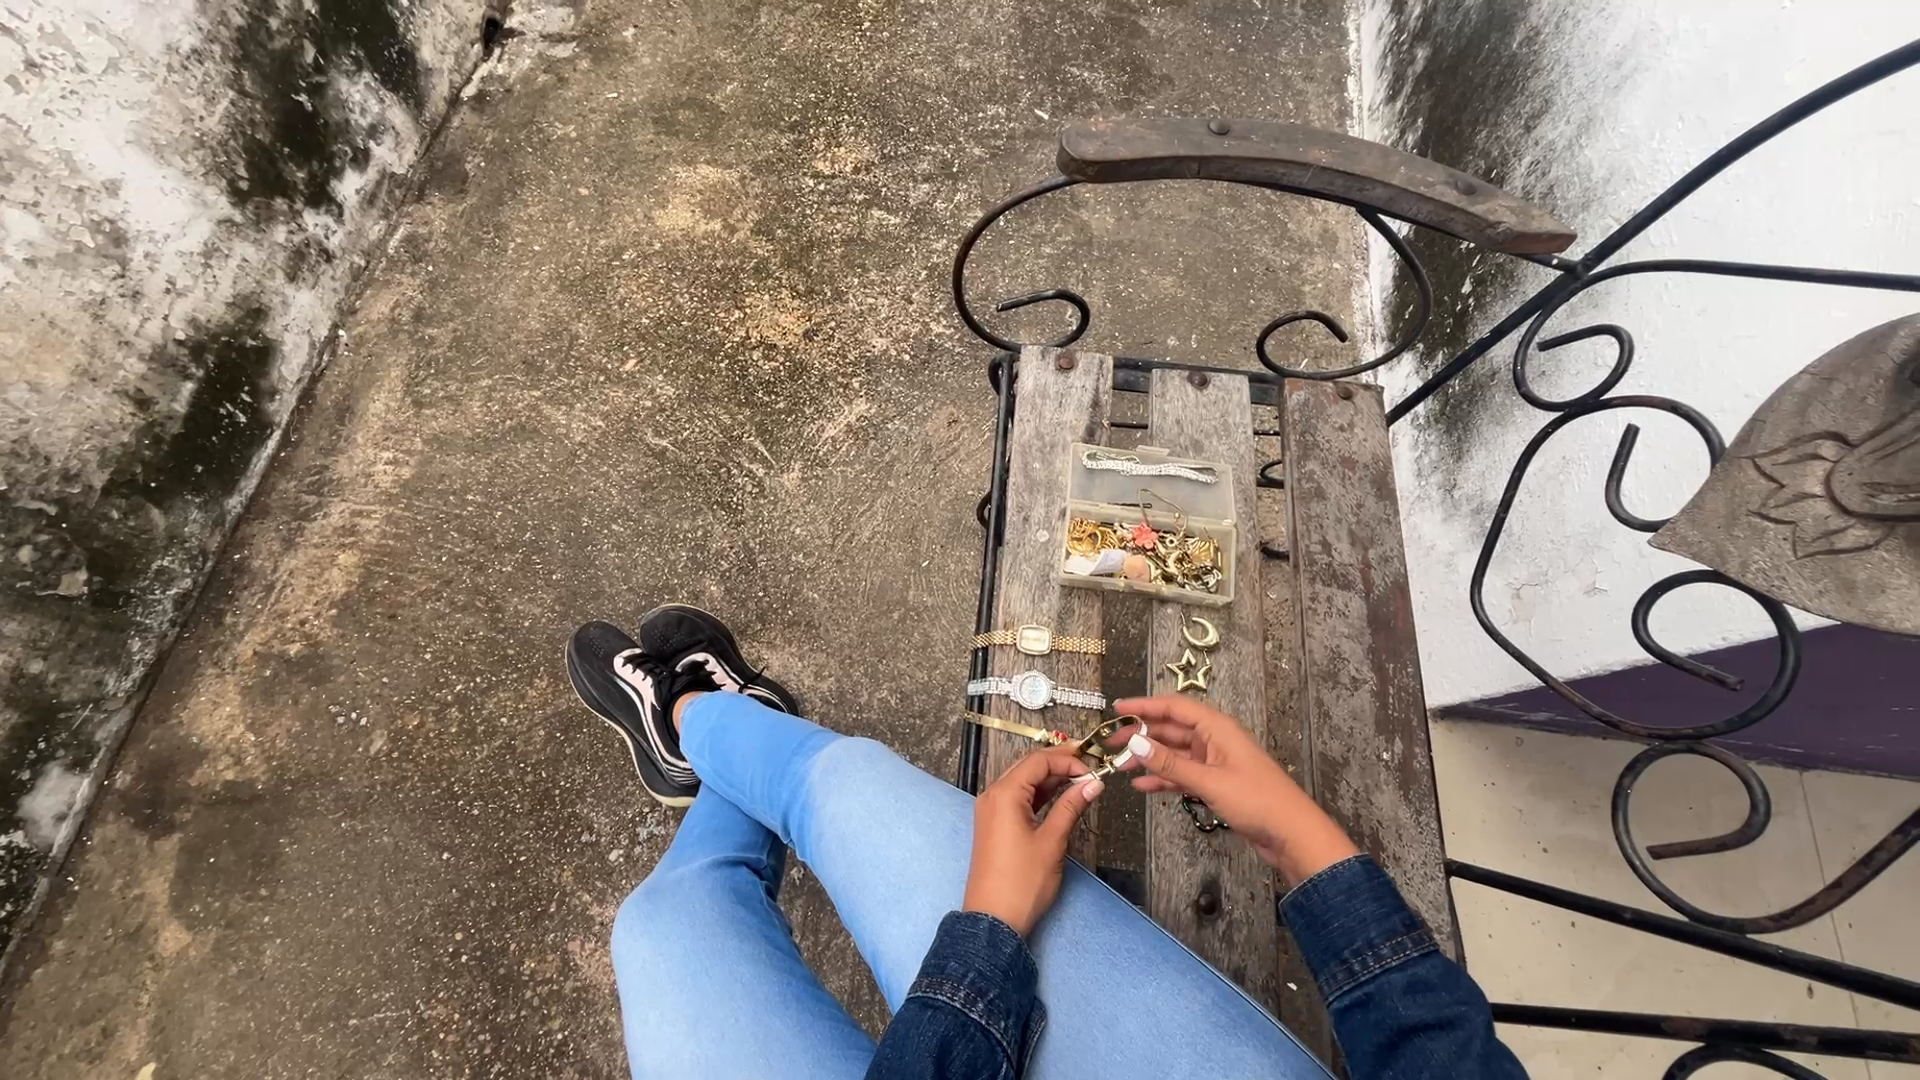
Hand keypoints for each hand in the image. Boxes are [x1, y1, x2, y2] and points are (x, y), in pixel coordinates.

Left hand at [962, 746, 1103, 936]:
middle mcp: (993, 795)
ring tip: (1079, 776)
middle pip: (1028, 767)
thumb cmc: (1022, 882)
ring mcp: (991, 810)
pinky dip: (1039, 794)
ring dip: (1050, 778)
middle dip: (1058, 763)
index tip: (1092, 769)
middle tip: (1087, 762)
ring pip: (1023, 781)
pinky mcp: (995, 824)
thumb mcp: (1052, 841)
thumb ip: (1071, 807)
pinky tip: (1060, 794)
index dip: (1066, 760)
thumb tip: (1093, 783)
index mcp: (1003, 794)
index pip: (1037, 762)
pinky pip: (1018, 798)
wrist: (994, 921)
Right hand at [1109, 695, 1358, 887]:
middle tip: (1111, 743)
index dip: (1144, 706)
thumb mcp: (1209, 781)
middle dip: (1141, 734)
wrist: (1294, 836)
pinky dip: (1163, 778)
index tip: (1117, 709)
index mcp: (1217, 728)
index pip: (1175, 707)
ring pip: (1174, 753)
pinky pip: (1182, 774)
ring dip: (1149, 758)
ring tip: (1120, 766)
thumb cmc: (1257, 801)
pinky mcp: (1217, 784)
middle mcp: (1215, 739)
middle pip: (1171, 729)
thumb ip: (1170, 763)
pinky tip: (1142, 787)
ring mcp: (1215, 762)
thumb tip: (1135, 743)